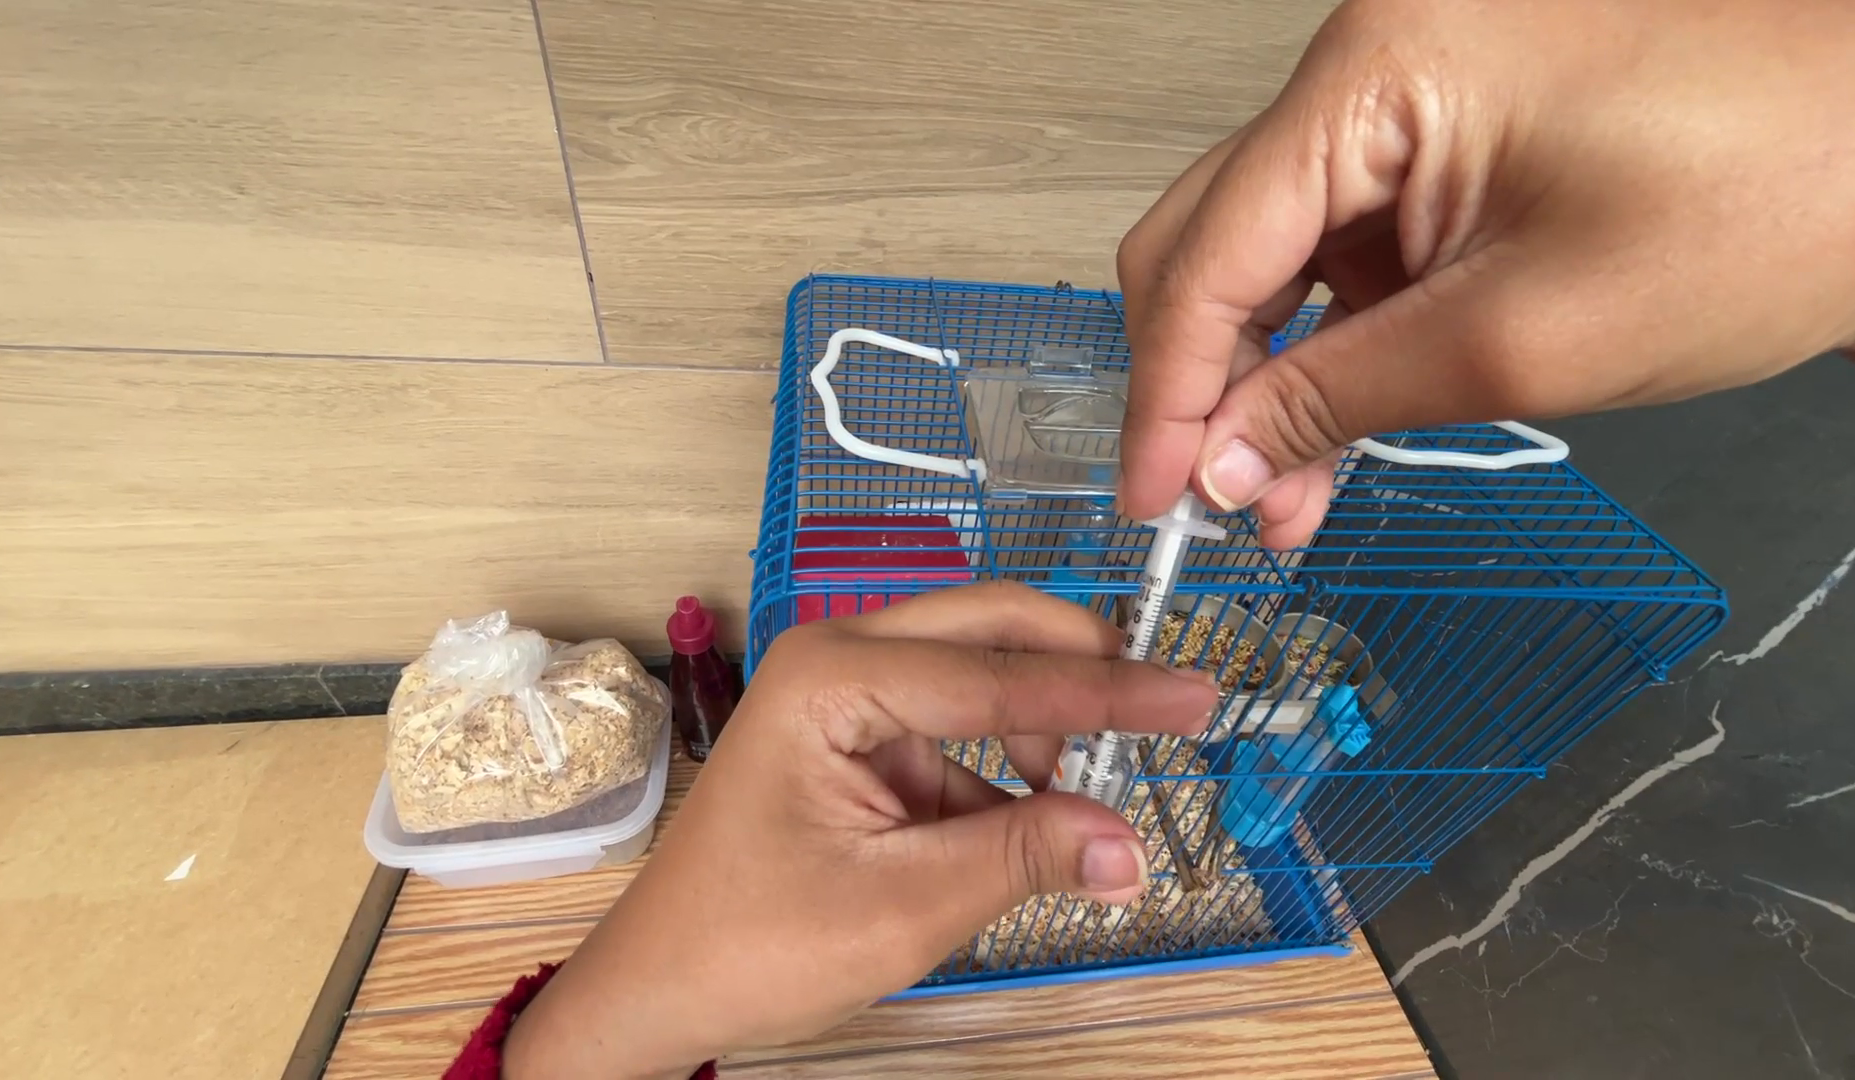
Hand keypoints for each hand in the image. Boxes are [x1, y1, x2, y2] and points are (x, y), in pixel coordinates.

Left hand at [503, 584, 1219, 1079]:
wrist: (661, 979)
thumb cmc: (757, 943)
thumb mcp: (901, 908)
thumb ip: (1021, 859)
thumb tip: (1130, 849)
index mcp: (835, 674)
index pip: (996, 677)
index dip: (1105, 694)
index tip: (1192, 696)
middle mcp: (841, 651)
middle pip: (988, 626)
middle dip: (1078, 664)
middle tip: (1162, 701)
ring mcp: (850, 682)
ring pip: (977, 664)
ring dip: (1040, 717)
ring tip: (1074, 792)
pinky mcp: (862, 723)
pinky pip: (955, 717)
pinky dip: (1003, 757)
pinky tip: (1024, 808)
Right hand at [1118, 0, 1854, 544]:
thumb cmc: (1791, 202)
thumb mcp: (1522, 337)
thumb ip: (1332, 401)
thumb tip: (1211, 471)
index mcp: (1373, 76)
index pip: (1207, 260)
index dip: (1165, 396)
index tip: (1150, 499)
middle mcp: (1352, 79)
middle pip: (1201, 252)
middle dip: (1195, 388)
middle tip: (1211, 497)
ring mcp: (1380, 119)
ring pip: (1250, 275)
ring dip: (1250, 392)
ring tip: (1277, 498)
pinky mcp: (1413, 165)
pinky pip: (1317, 278)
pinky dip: (1307, 368)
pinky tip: (1316, 444)